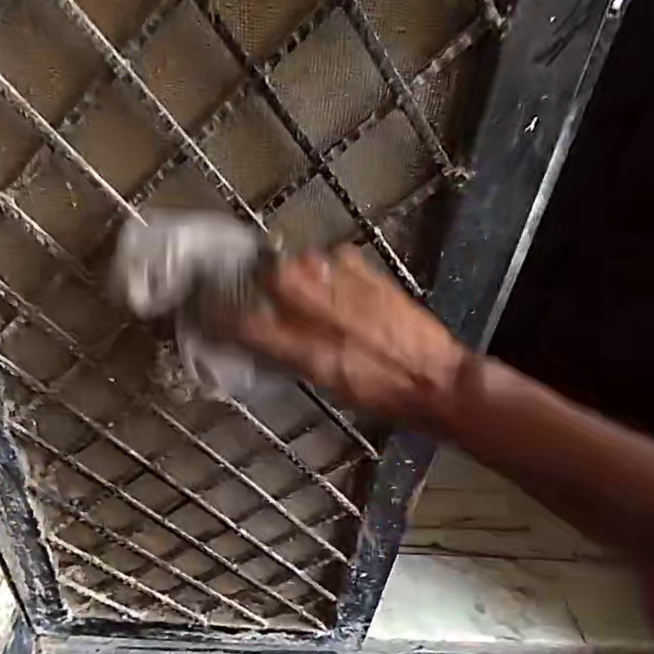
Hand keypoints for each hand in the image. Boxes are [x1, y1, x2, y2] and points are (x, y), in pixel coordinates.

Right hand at [230, 246, 474, 428]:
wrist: (437, 382)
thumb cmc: (384, 396)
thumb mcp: (332, 385)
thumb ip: (298, 356)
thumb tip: (270, 334)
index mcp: (314, 355)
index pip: (252, 327)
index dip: (227, 317)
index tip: (215, 312)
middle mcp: (329, 319)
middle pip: (278, 276)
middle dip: (264, 278)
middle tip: (266, 284)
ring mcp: (354, 293)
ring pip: (309, 261)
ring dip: (301, 269)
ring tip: (307, 281)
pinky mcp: (375, 279)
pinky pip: (341, 257)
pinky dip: (333, 265)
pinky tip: (338, 278)